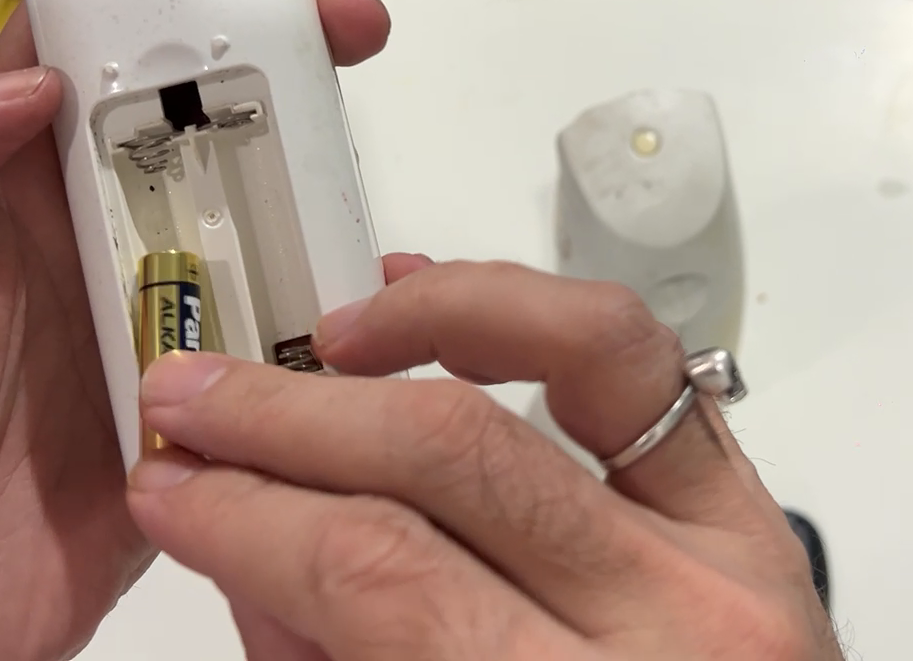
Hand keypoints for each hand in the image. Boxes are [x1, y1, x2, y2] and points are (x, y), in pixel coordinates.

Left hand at [0, 0, 389, 660]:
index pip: (90, 49)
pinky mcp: (213, 358)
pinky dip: (330, 271)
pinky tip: (374, 255)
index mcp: (5, 177)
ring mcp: (166, 286)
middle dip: (279, 54)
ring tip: (367, 132)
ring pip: (256, 195)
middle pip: (200, 108)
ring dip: (315, 157)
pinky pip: (283, 297)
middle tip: (351, 27)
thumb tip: (25, 84)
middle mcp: (98, 216)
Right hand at [128, 262, 839, 660]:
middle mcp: (679, 615)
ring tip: (325, 334)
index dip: (253, 517)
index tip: (172, 481)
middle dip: (298, 415)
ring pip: (577, 347)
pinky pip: (629, 351)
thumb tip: (254, 543)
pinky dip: (525, 307)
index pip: (389, 579)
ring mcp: (728, 527)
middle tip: (200, 392)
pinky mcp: (739, 481)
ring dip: (428, 317)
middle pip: (456, 453)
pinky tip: (436, 298)